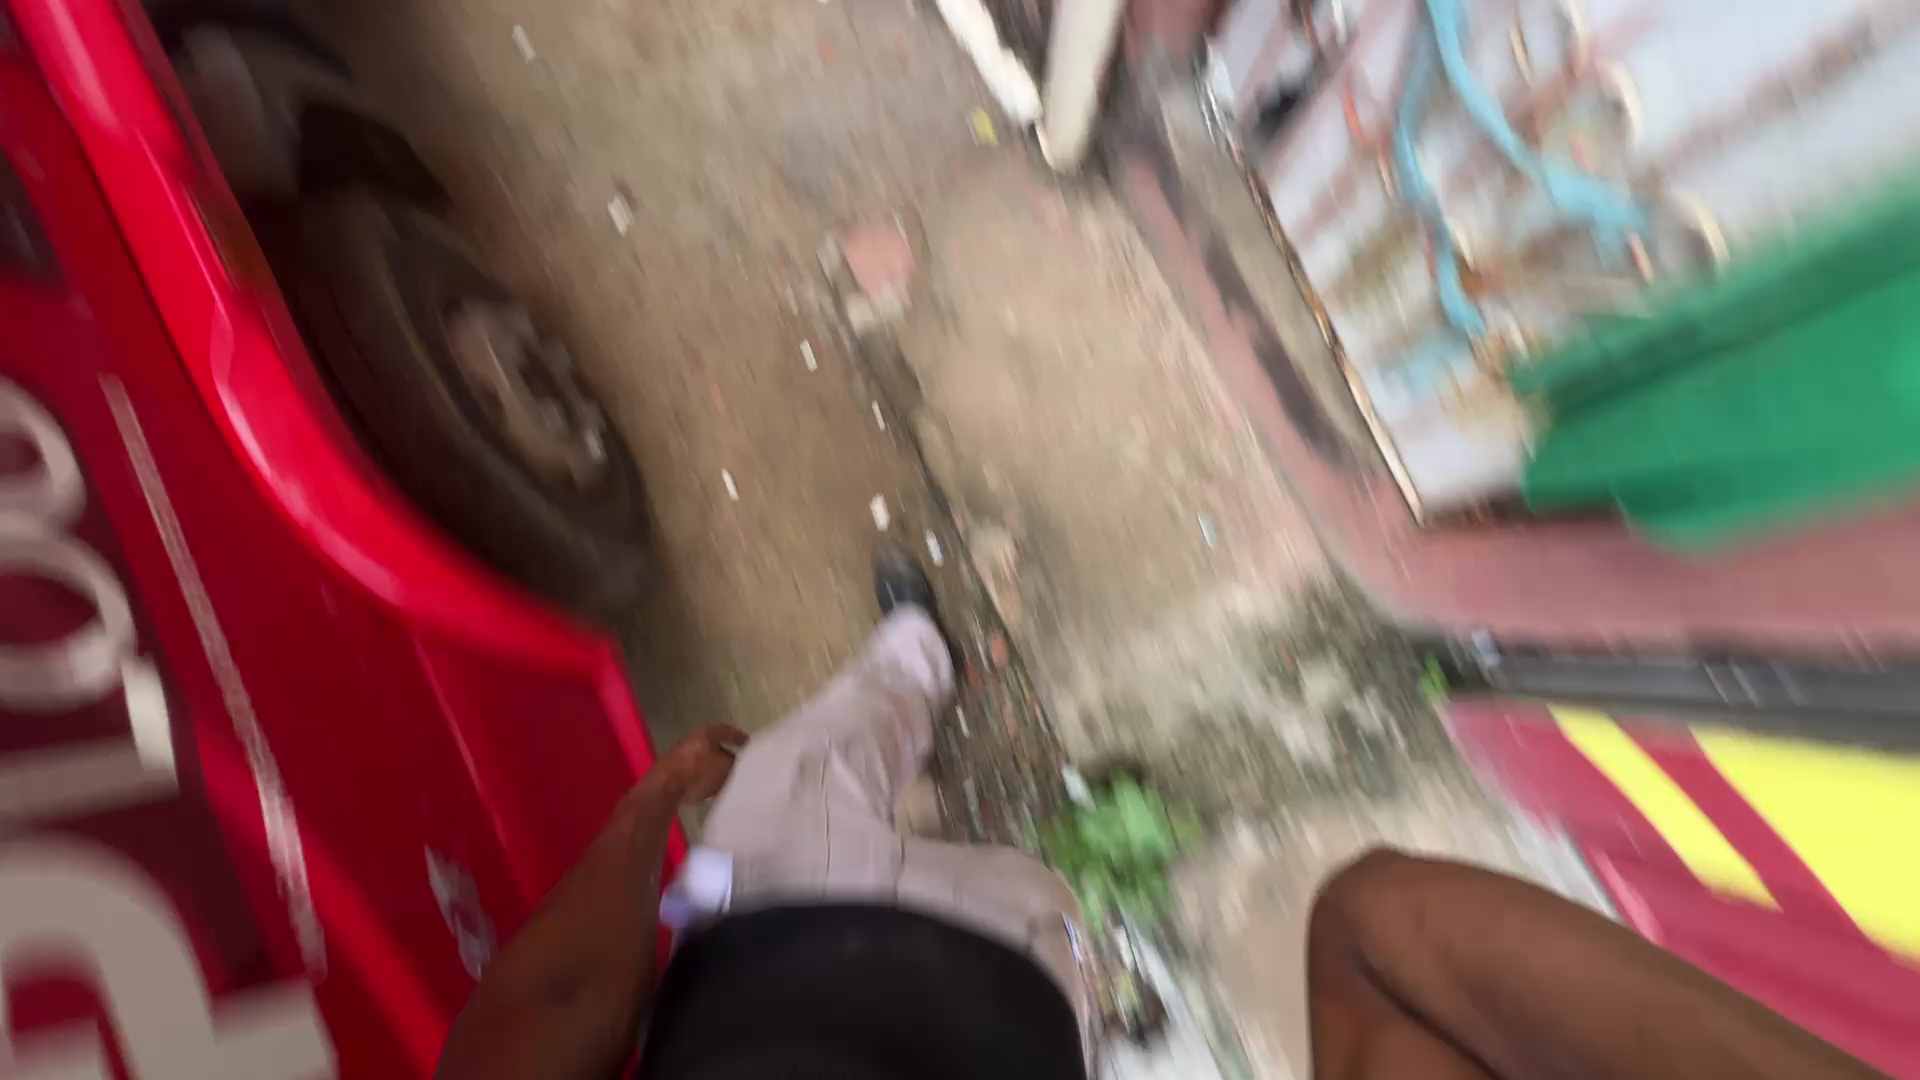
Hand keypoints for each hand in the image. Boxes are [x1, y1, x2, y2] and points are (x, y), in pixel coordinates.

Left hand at [648, 724, 747, 802]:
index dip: (738, 737)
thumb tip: (735, 761)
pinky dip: (699, 776)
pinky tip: (705, 787)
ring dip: (710, 766)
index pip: (726, 731)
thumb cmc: (699, 773)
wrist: (664, 789)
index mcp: (706, 733)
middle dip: (723, 753)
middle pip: (712, 744)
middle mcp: (690, 739)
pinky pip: (690, 770)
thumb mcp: (726, 768)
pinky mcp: (669, 770)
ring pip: (701, 758)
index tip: (748, 744)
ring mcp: (677, 754)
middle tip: (735, 762)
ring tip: (721, 777)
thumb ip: (734, 762)